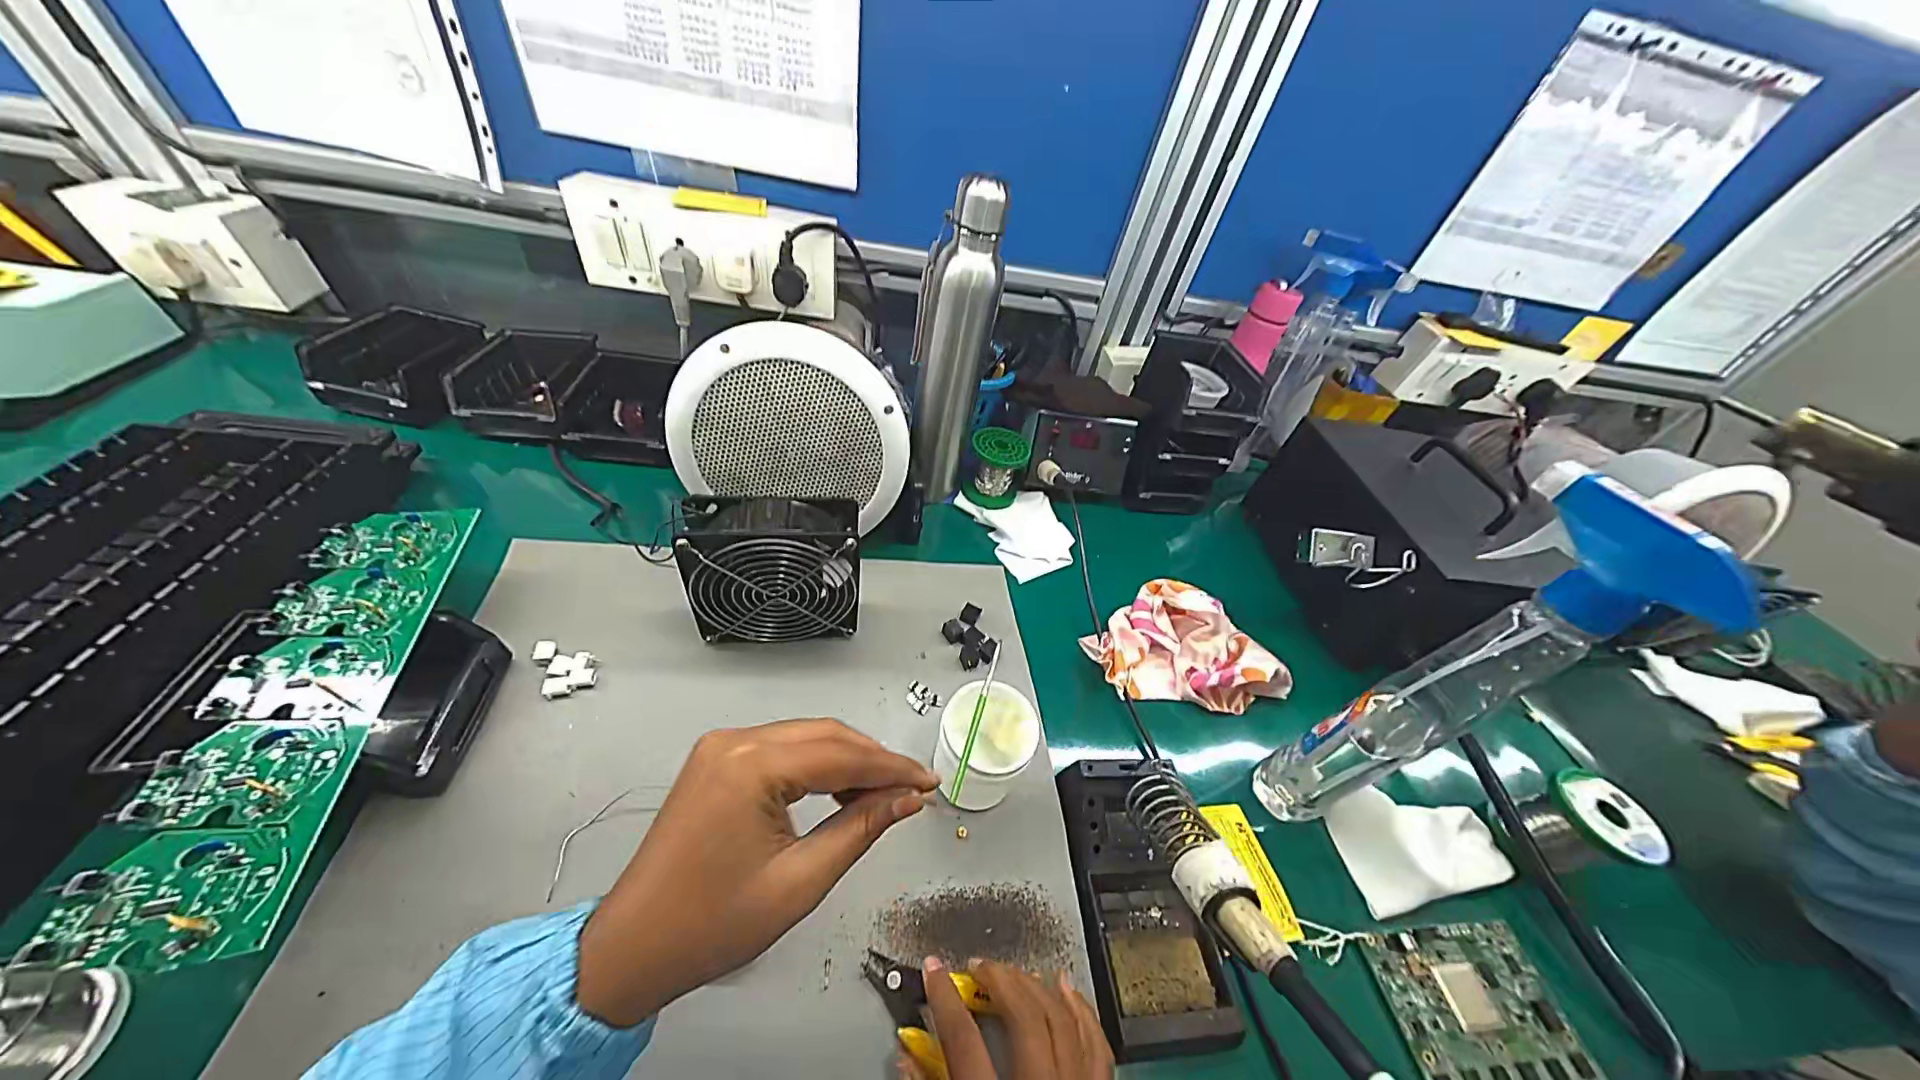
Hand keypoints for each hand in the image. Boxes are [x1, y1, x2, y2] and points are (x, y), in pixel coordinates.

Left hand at [577, 718, 938, 1025]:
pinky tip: (838, 789)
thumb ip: (860, 829)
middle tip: (912, 788)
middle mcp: (733, 742)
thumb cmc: (711, 924)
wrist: (632, 949)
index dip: (892, 767)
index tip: (928, 782)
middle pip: (825, 736)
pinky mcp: (716, 761)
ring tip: (882, 793)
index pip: (841, 753)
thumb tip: (905, 799)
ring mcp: (720, 748)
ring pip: (805, 738)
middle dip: (873, 760)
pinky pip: (781, 750)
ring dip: (847, 760)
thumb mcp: (800, 881)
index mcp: (749, 766)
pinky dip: (816, 765)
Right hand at [910, 957, 1113, 1079]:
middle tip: (978, 968)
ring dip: (1037, 987)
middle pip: (1024, 1018)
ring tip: (1015, 971)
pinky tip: (1065, 989)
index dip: (945, 998)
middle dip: (999, 981)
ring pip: (1063, 1022)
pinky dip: (1081, 1011)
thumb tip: (906, 1059)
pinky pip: (1097, 1047)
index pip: (964, 1042)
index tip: (933, 970)